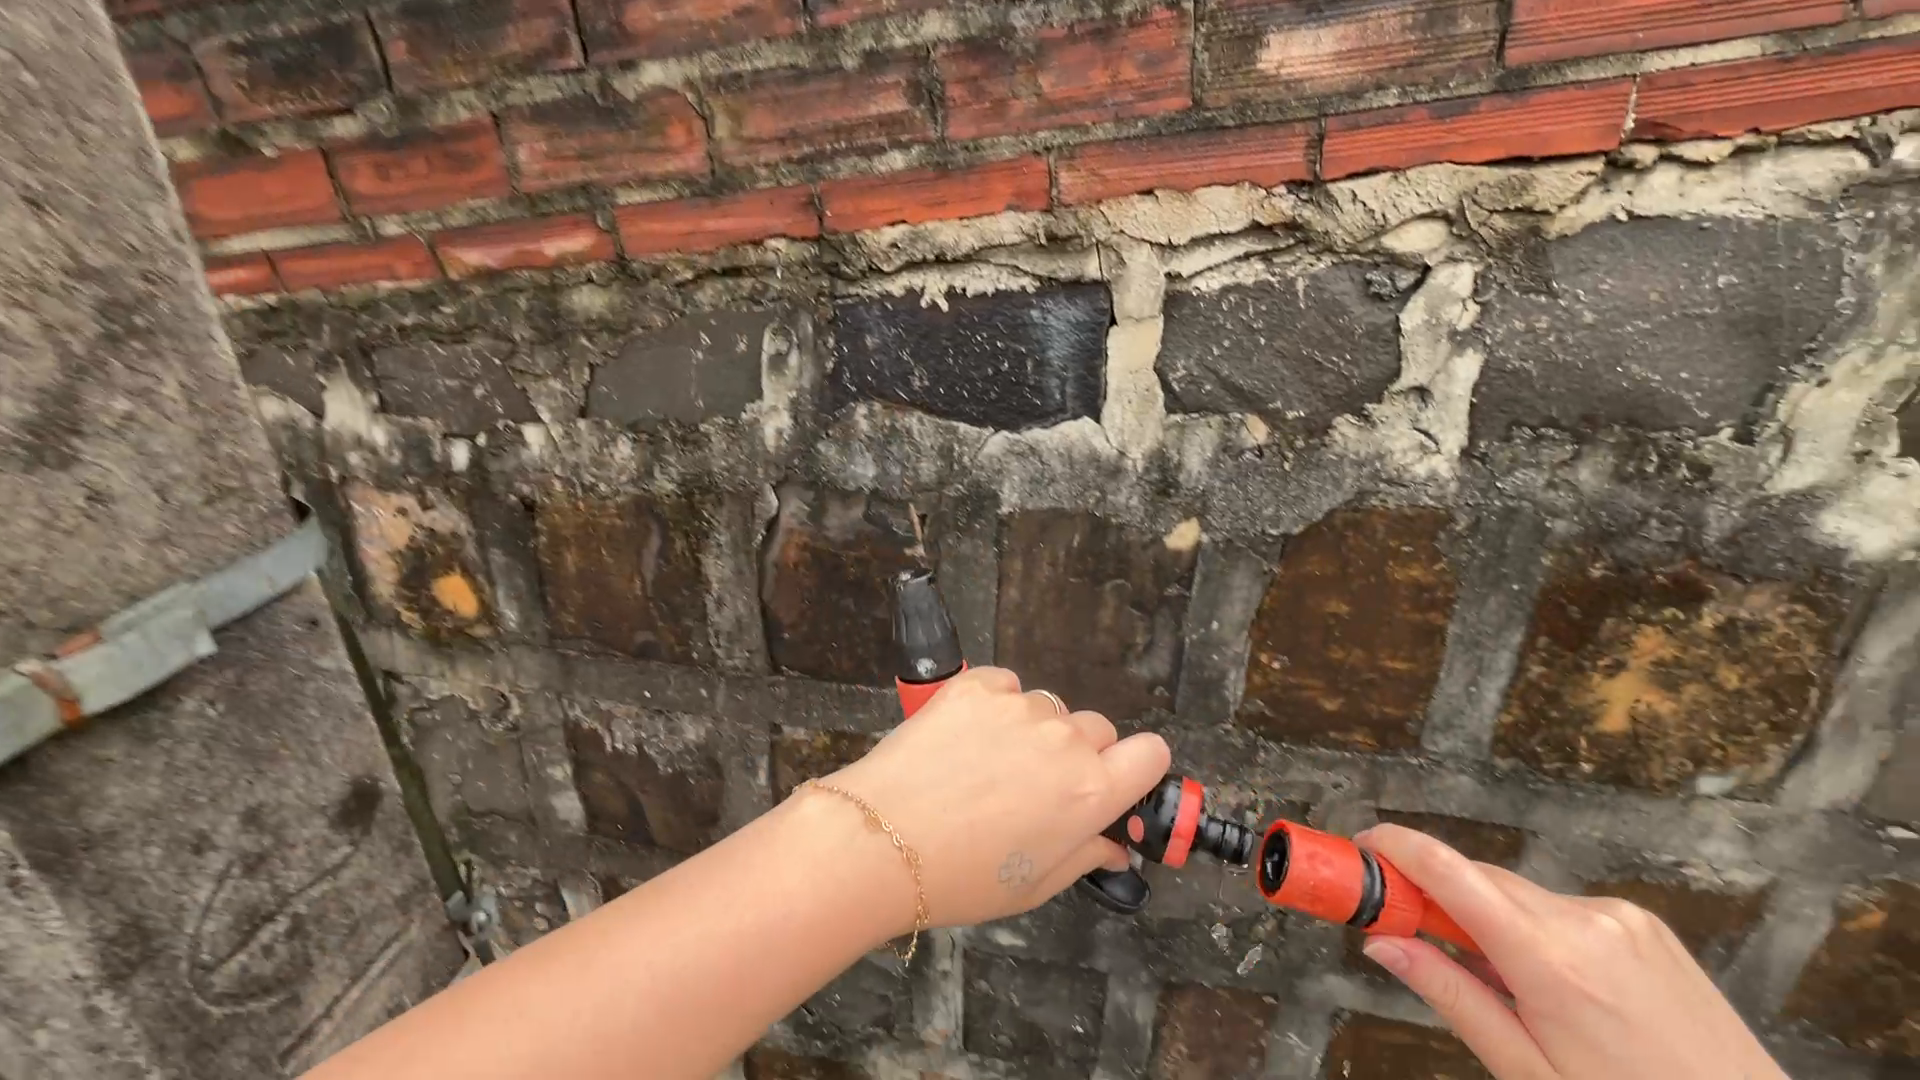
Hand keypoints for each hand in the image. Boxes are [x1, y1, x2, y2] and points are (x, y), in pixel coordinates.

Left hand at [825, 667, 1169, 927]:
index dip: (1137, 767)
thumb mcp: (1035, 885)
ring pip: (1048, 709)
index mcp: (1090, 792)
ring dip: (1033, 731)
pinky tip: (967, 737)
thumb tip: (1111, 845)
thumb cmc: (960, 876)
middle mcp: (1065, 741)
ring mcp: (1020, 707)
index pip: (1151, 753)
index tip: (1116, 780)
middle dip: (1079, 754)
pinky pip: (1006, 685)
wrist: (881, 840)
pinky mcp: (977, 686)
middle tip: (1036, 786)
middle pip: (1098, 730)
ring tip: (987, 765)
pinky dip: (996, 705)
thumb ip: (1086, 856)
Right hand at [1354, 825, 1788, 1079]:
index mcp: (1550, 960)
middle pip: (1480, 879)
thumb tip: (1383, 944)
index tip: (1360, 847)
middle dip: (1438, 895)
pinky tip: (1552, 982)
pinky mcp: (1645, 923)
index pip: (1449, 871)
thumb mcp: (1526, 1072)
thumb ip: (1450, 996)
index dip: (1395, 847)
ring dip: (1490, 917)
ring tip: (1501, 984)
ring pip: (1520, 894)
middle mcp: (1585, 919)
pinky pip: (1562, 908)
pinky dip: (1535, 928)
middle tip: (1408, 930)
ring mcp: (1622, 917)